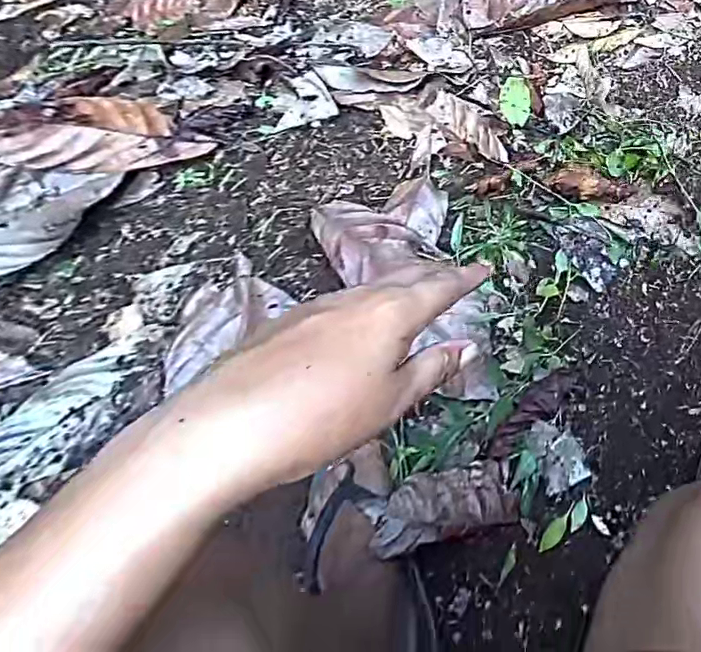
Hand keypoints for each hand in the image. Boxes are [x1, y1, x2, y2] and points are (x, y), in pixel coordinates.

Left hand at [140, 260, 490, 506]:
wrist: (217, 432)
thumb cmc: (321, 419)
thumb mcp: (389, 402)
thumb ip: (430, 370)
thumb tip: (465, 346)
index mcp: (392, 313)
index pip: (440, 287)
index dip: (465, 278)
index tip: (483, 269)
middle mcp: (357, 298)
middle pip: (405, 277)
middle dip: (434, 274)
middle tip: (453, 275)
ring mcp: (316, 307)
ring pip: (370, 287)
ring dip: (398, 286)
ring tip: (410, 294)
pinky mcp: (283, 323)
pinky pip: (340, 303)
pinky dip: (364, 303)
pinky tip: (354, 324)